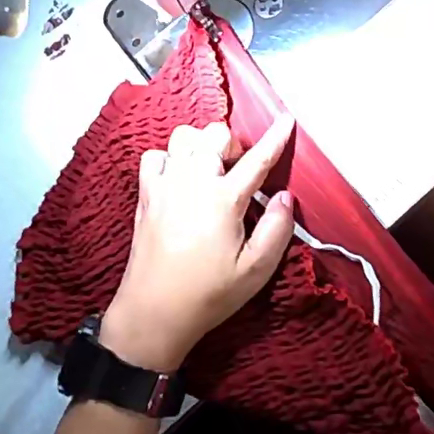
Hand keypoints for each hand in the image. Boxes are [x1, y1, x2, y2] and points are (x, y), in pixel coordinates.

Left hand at [99, 117, 295, 372]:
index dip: (276, 137)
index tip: (287, 118)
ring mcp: (164, 186)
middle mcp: (191, 183)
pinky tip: (182, 177)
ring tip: (213, 169)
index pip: (257, 159)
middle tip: (242, 170)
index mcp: (223, 200)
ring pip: (184, 137)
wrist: (152, 314)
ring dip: (203, 145)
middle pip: (215, 134)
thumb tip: (285, 196)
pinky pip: (156, 156)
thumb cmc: (208, 294)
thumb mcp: (256, 270)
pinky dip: (172, 158)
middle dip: (235, 143)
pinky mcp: (146, 196)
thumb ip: (277, 228)